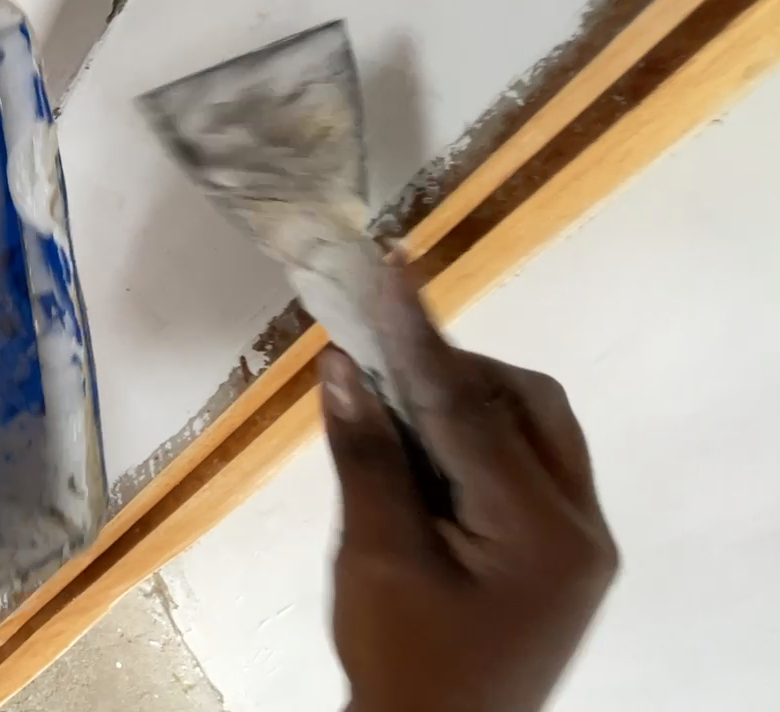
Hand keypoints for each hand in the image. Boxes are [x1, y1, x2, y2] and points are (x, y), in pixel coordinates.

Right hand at [319, 267, 617, 711]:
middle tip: (371, 359)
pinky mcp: (546, 542)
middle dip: (448, 365)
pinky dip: (460, 427)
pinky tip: (409, 436)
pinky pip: (513, 454)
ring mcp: (569, 535)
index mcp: (540, 531)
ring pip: (527, 424)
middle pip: (525, 404)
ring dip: (456, 393)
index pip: (467, 406)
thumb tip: (342, 366)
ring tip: (383, 396)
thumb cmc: (400, 650)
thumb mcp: (374, 553)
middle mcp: (576, 523)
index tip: (392, 269)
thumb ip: (364, 454)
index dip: (419, 334)